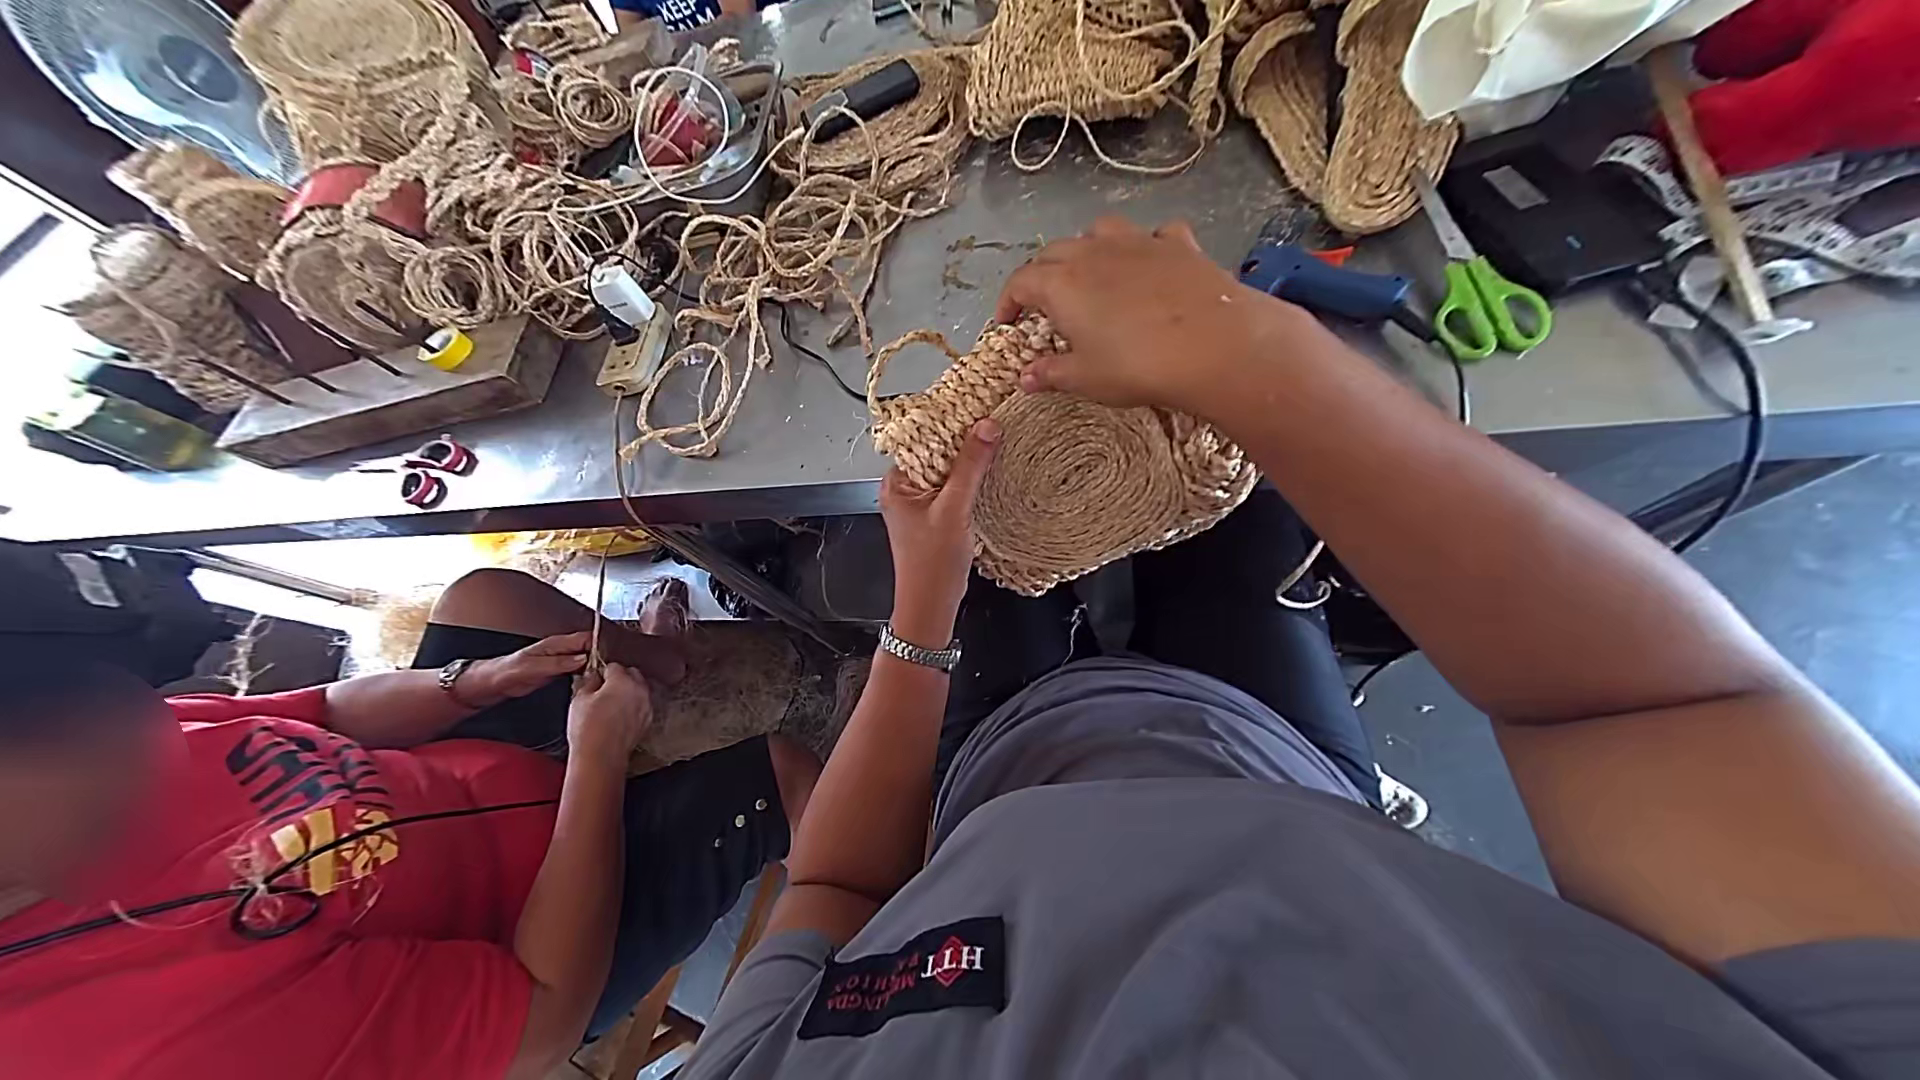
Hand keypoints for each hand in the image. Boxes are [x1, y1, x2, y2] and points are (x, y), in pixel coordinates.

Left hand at [465, 632, 591, 706]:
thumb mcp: (532, 667)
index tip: (603, 660)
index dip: (598, 647)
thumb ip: (558, 663)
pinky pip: (580, 670)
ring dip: (595, 667)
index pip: (587, 638)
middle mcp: (562, 650)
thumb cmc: (506, 672)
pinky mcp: (560, 671)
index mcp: (556, 643)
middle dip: (601, 657)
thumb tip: (582, 658)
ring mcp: (562, 660)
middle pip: (591, 648)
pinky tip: (588, 682)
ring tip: (599, 677)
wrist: (492, 684)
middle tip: (604, 671)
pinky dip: (587, 675)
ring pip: (588, 659)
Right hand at [567, 663, 652, 757]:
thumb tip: (592, 676)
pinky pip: (642, 705)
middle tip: (603, 689)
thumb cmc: (588, 729)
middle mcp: (640, 690)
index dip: (602, 672)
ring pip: (639, 689)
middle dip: (619, 678)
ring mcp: (646, 705)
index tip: (595, 678)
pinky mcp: (647, 720)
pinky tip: (619, 716)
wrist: (601, 757)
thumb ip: (588, 683)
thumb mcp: (579, 700)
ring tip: (610, 704)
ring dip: (628, 691)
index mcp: (623, 681)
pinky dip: (633, 706)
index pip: (614, 666)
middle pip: (632, 674)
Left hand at [879, 418, 999, 645]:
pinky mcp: (936, 516)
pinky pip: (954, 487)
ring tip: (996, 439)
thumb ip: (970, 467)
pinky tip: (990, 471)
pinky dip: (971, 479)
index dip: (949, 421)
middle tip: (993, 419)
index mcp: (897, 483)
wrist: (931, 606)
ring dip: (969, 459)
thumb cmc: (932, 565)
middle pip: (936, 453)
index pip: (922, 439)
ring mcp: (921, 504)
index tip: (977, 405)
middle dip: (963, 439)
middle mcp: (905, 490)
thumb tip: (986, 427)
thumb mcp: (954, 509)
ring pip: (947, 470)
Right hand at [996, 217, 1320, 416]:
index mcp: (1062, 283)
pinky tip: (1147, 266)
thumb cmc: (1137, 366)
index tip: (1006, 324)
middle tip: (1042, 306)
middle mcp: (1094, 252)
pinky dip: (1142, 248)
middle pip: (1054, 253)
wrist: (1214, 346)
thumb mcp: (1085, 379)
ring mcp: (1138, 242)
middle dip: (1041, 276)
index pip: (1021, 282)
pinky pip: (1152, 237)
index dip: (1008, 302)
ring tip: (1090, 276)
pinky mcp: (1178, 244)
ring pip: (1099, 232)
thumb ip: (1050, 374)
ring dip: (1086, 250)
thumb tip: (1025, 378)